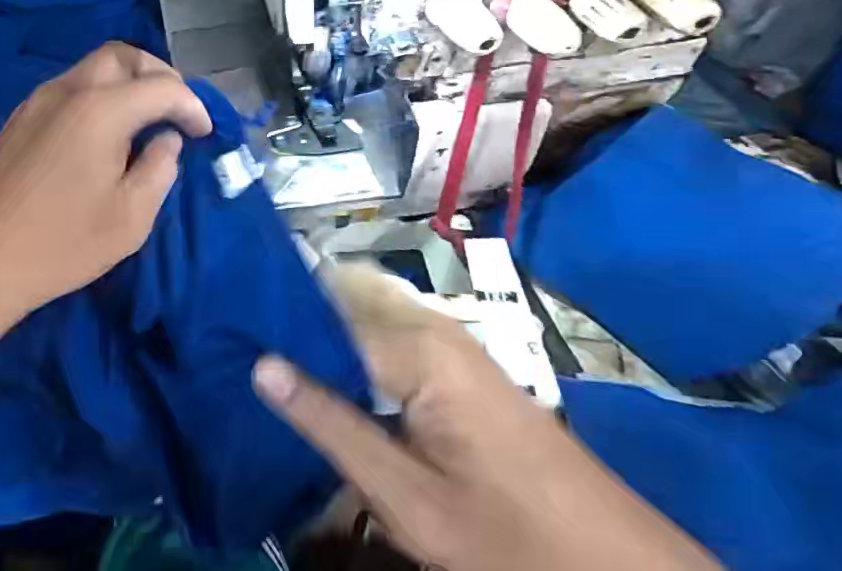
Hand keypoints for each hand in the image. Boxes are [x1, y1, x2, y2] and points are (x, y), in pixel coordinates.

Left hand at [0, 42, 212, 339]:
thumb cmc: (61, 244)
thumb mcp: (130, 217)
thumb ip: (160, 169)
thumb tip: (166, 139)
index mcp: (101, 109)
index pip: (161, 87)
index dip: (192, 105)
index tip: (204, 132)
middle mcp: (68, 90)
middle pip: (122, 56)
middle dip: (157, 74)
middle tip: (175, 109)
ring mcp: (37, 101)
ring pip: (91, 67)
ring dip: (125, 81)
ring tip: (145, 119)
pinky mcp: (19, 118)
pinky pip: (69, 88)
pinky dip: (98, 95)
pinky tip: (104, 132)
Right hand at [254, 306, 720, 570]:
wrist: (618, 569)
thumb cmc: (510, 540)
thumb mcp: (409, 499)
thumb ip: (331, 425)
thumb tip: (260, 365)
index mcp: (417, 348)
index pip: (320, 310)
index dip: (271, 316)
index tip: (223, 323)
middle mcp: (430, 325)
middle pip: (338, 299)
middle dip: (289, 315)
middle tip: (236, 338)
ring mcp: (448, 340)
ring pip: (359, 312)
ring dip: (316, 330)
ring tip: (266, 353)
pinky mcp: (455, 361)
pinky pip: (384, 334)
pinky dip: (347, 345)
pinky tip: (321, 376)